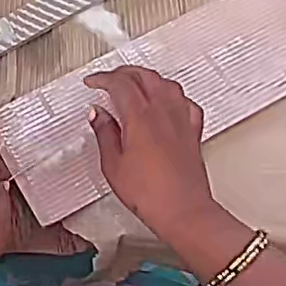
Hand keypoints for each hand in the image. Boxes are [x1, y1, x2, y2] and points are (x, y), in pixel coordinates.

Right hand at [85, 66, 229, 248]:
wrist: (184, 212)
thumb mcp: (113, 165)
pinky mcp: (193, 133)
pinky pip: (185, 102)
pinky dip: (172, 96)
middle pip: (145, 76)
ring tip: (135, 83)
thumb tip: (98, 115)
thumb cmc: (151, 194)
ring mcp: (181, 121)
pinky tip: (168, 102)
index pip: (120, 83)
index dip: (103, 79)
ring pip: (167, 84)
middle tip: (109, 79)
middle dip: (124, 73)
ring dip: (148, 78)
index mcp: (141, 118)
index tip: (93, 82)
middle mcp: (164, 113)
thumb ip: (104, 134)